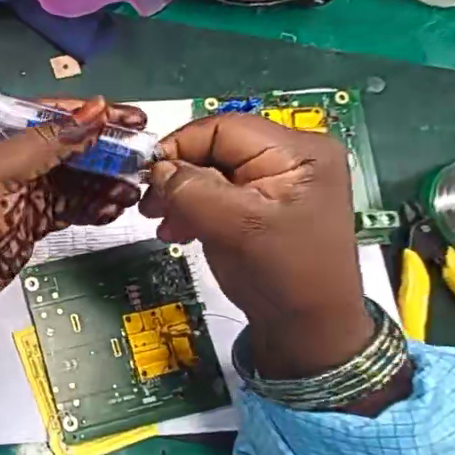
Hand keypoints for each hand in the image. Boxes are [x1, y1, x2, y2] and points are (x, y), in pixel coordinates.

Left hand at [0, 97, 143, 361]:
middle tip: (142, 157)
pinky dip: (91, 206)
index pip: (53, 116)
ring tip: (131, 190)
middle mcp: (13, 159)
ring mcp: (25, 190)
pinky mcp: (33, 219)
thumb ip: (45, 142)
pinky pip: (70, 205)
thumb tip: (94, 111)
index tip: (131, 120)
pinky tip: (111, 208)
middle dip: (106, 152)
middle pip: (70, 146)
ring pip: (75, 178)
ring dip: (104, 182)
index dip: (93, 116)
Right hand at [139, 113, 374, 380]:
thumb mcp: (236, 227)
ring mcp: (274, 182)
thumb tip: (157, 169)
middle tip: (151, 206)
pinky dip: (192, 209)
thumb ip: (192, 190)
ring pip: (209, 172)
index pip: (222, 128)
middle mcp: (289, 157)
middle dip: (177, 176)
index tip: (147, 177)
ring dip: (180, 195)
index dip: (178, 147)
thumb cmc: (284, 275)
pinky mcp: (259, 204)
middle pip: (214, 148)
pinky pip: (215, 193)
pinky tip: (179, 229)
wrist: (307, 326)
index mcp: (298, 151)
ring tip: (165, 223)